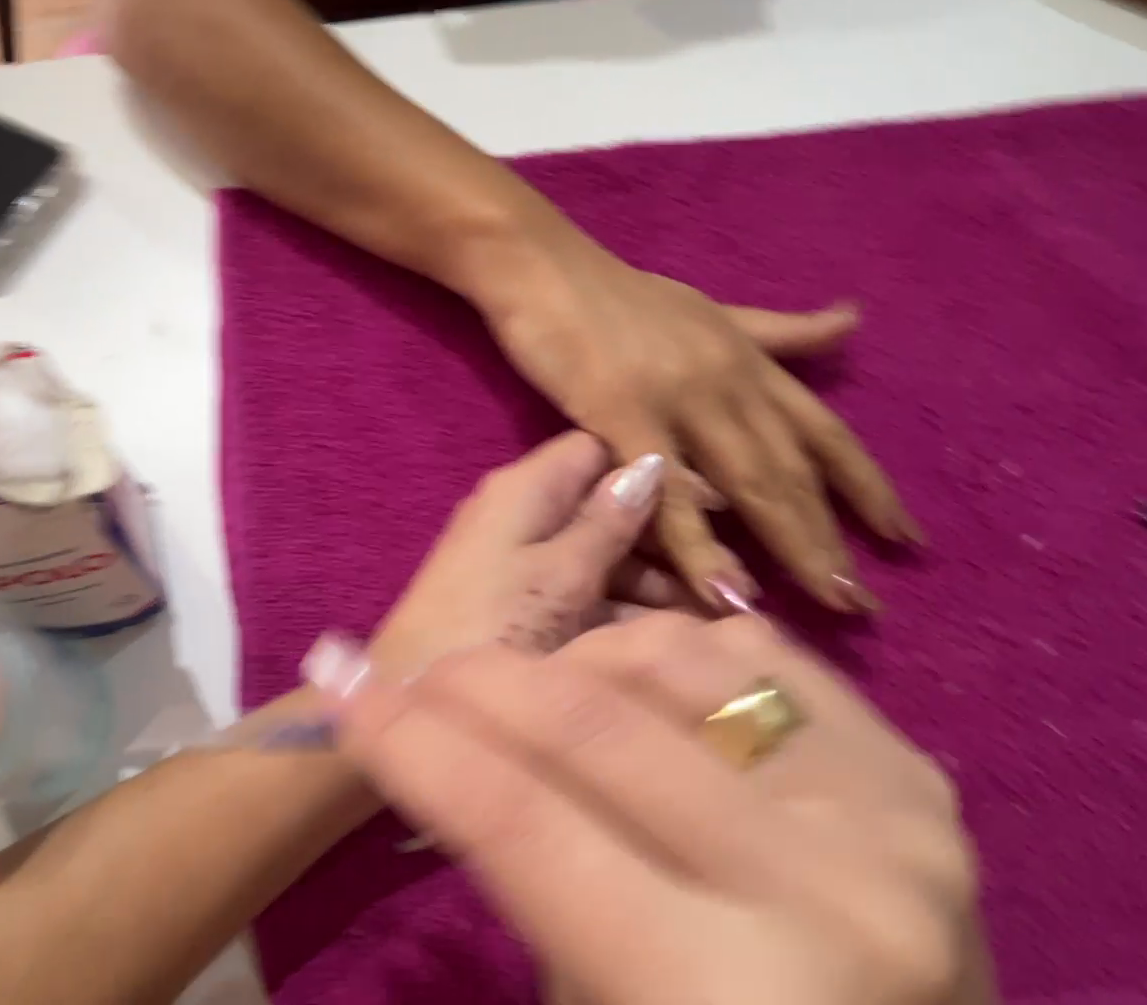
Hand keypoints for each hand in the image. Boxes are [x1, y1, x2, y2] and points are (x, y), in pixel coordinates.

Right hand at [313, 615, 995, 1004]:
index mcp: (728, 995)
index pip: (524, 824)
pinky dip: (662, 652)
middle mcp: (832, 892)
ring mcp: (890, 819)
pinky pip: (747, 652)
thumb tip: (421, 734)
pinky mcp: (915, 775)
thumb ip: (519, 865)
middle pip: (592, 722)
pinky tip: (627, 688)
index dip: (413, 743)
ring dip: (565, 658)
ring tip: (529, 696)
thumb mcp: (582, 1003)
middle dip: (470, 682)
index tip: (337, 685)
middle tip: (413, 679)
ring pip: (669, 656)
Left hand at [367, 430, 686, 673]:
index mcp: (523, 489)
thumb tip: (649, 461)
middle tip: (733, 585)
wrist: (414, 696)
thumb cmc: (493, 626)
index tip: (714, 510)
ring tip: (717, 624)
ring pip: (599, 555)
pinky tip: (670, 645)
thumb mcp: (560, 574)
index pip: (596, 451)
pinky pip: (582, 592)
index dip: (653, 473)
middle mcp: (519, 514)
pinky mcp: (519, 605)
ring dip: (655, 583)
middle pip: (603, 507)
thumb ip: (606, 520)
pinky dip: (623, 611)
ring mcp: (518, 562)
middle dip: (666, 541)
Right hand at [482, 245, 921, 612]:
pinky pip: (667, 491)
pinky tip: (722, 587)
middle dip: (834, 540)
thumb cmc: (617, 298)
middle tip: (866, 607)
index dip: (869, 488)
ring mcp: (679, 401)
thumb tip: (851, 321)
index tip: (906, 541)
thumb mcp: (710, 309)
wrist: (542, 273)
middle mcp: (729, 383)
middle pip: (794, 471)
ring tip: (826, 605)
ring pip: (748, 484)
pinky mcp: (622, 416)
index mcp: (749, 362)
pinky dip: (698, 543)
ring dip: (793, 547)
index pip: (826, 433)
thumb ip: (777, 332)